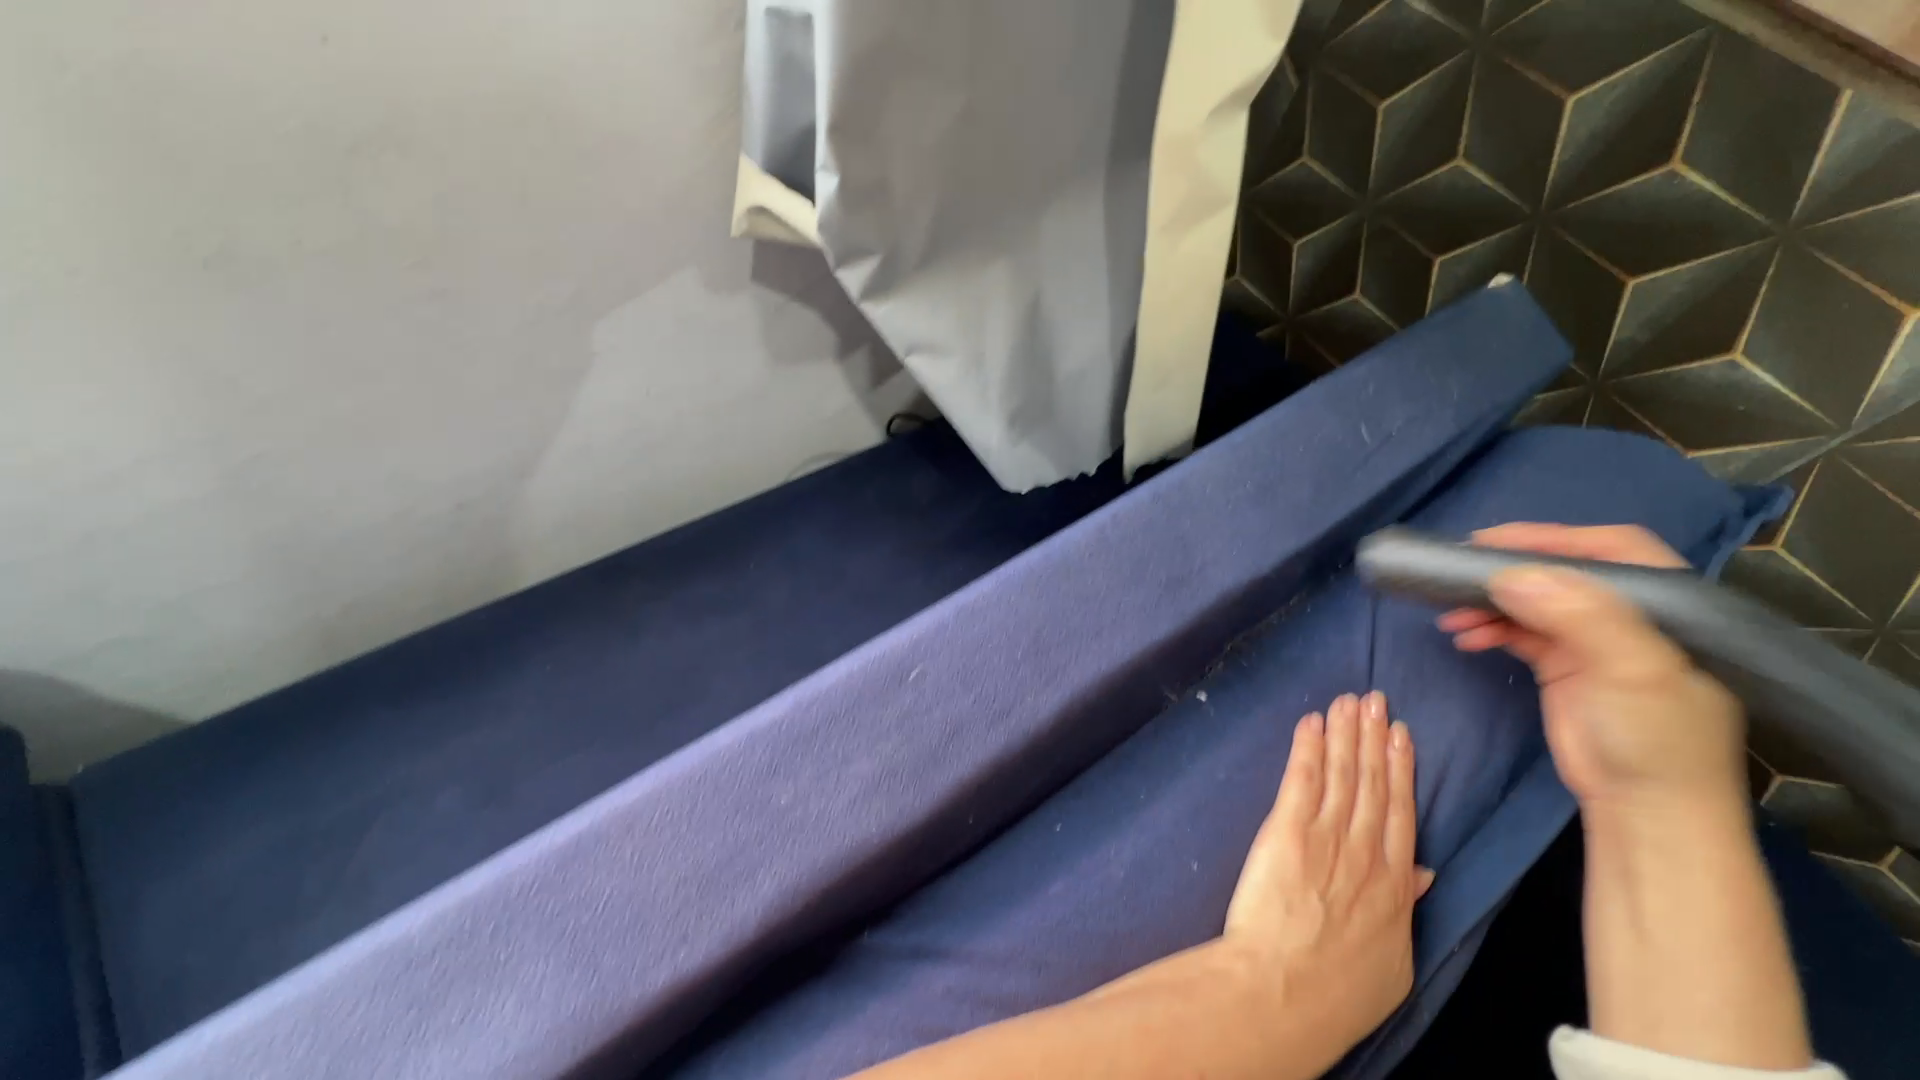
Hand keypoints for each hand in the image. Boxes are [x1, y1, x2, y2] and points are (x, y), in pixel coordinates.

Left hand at [1225, 692, 1432, 1059]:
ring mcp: (1326, 837)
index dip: (1400, 770)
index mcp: (1393, 882)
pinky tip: (1312, 722)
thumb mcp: (1392, 961)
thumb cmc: (1338, 990)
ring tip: (1350, 701)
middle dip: (1373, 738)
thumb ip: (1405, 910)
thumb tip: (1420, 875)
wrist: (1285, 990)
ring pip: (1341, 774)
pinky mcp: (1286, 830)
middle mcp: (1364, 850)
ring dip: (1346, 734)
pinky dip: (1308, 748)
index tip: (1402, 735)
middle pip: (1371, 783)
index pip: (1399, 812)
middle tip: (1375, 699)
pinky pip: (1301, 780)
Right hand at [1437, 523, 1748, 817]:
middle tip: (1457, 569)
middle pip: (1563, 572)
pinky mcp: (1564, 666)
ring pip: (1534, 601)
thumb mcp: (1634, 672)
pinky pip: (1519, 632)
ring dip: (1490, 602)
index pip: (1613, 549)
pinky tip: (1464, 636)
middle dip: (1509, 570)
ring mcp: (1595, 641)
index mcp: (1666, 606)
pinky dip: (1489, 628)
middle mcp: (1629, 615)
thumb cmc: (1657, 739)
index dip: (1554, 537)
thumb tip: (1510, 576)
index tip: (1495, 541)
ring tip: (1451, 614)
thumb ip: (1581, 616)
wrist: (1646, 809)